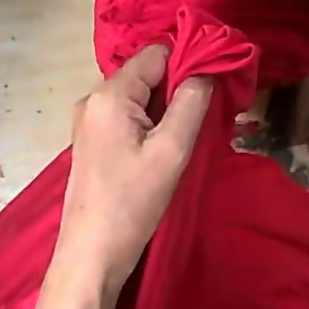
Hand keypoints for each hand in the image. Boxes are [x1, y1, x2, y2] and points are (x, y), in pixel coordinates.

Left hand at [54, 46, 213, 292]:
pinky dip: (153, 120)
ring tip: (191, 130)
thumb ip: (191, 102)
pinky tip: (168, 144)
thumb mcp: (171, 150)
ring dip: (168, 105)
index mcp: (110, 94)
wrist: (91, 256)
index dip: (189, 59)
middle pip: (148, 72)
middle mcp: (94, 99)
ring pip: (141, 95)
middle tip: (209, 108)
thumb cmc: (132, 202)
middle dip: (180, 84)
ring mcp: (90, 121)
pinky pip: (130, 114)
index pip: (157, 53)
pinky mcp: (93, 141)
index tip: (218, 78)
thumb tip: (206, 69)